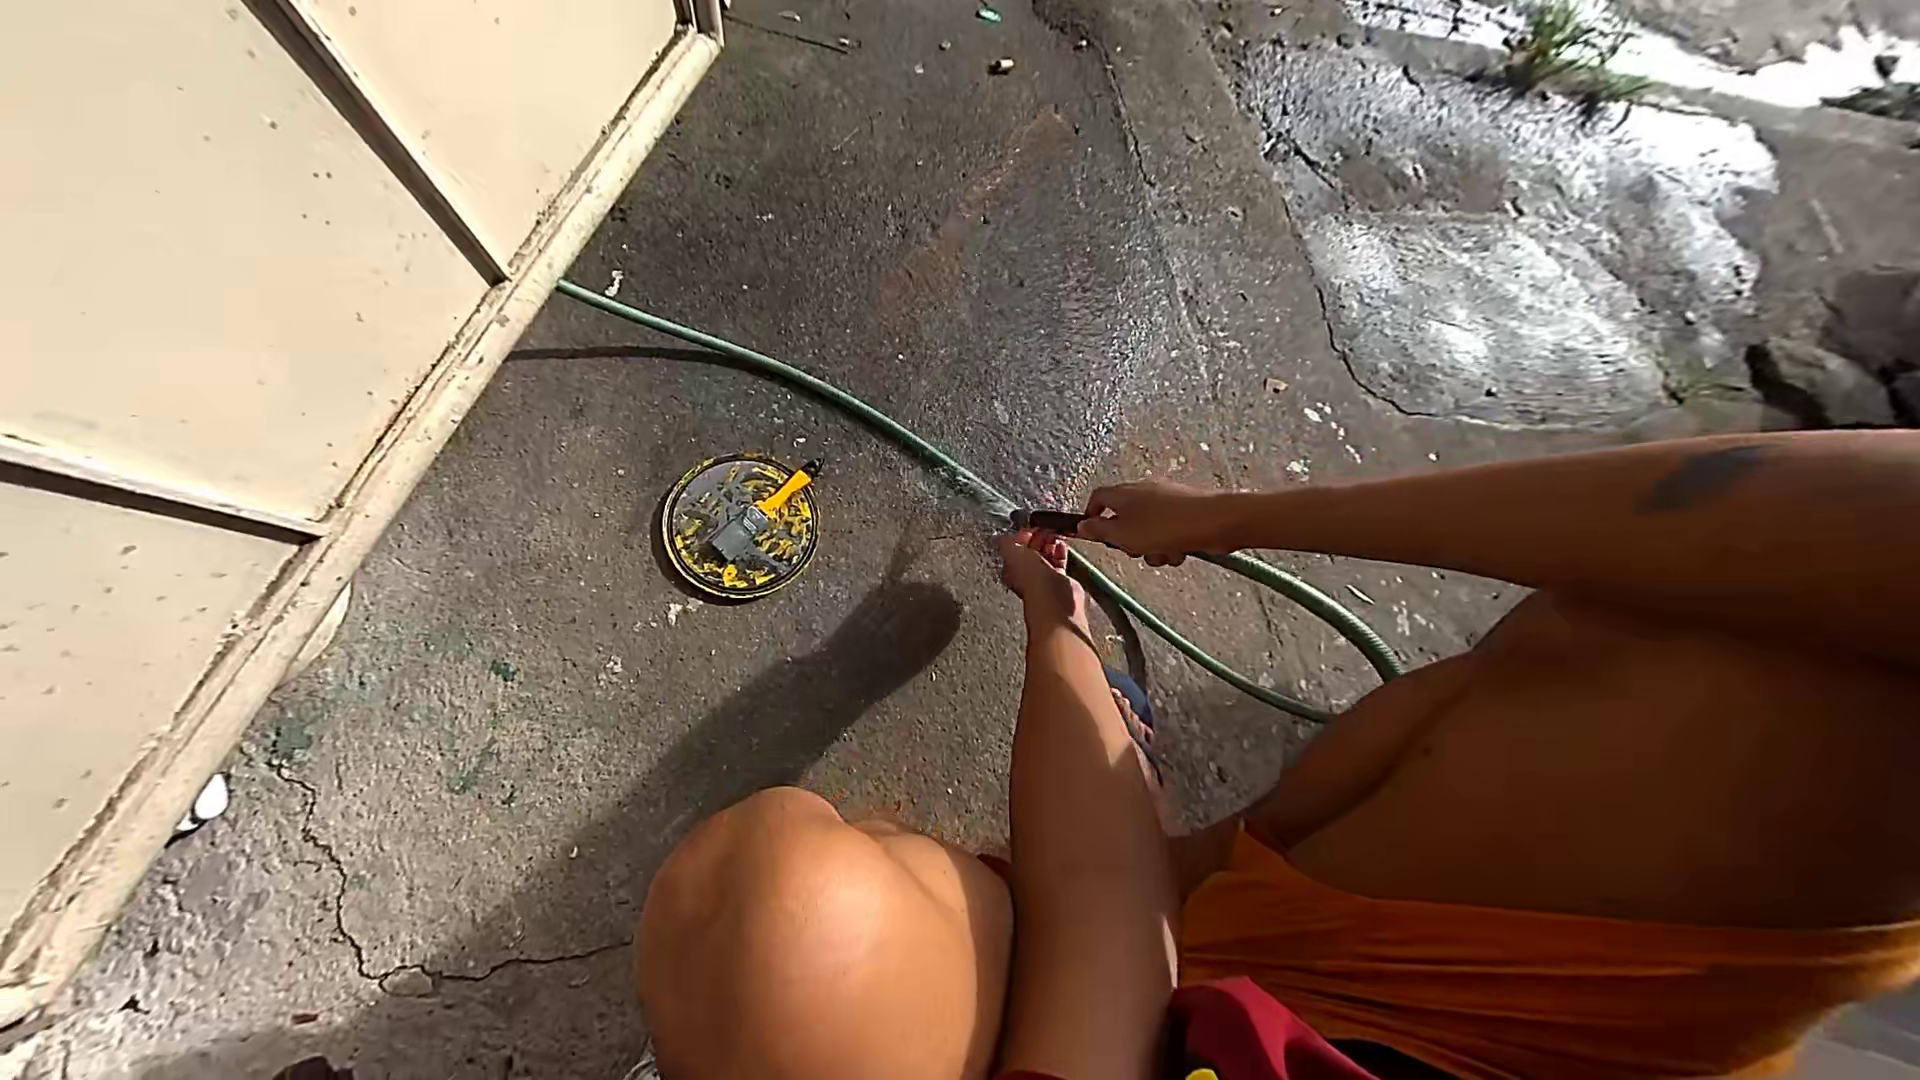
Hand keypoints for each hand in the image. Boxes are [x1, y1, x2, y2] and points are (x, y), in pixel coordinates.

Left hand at [999, 529, 1087, 629]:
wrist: (1054, 596)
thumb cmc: (1032, 580)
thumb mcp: (1013, 553)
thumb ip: (1006, 543)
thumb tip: (1002, 537)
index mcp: (1012, 568)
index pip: (1015, 547)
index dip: (1022, 535)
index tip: (1030, 525)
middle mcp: (1027, 573)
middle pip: (1031, 550)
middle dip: (1037, 537)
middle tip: (1043, 527)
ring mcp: (1043, 576)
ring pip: (1045, 554)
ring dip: (1049, 542)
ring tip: (1053, 533)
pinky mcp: (1059, 579)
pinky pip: (1059, 561)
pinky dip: (1060, 551)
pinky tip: (1061, 544)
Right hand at [1077, 479, 1240, 566]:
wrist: (1215, 521)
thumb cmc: (1166, 527)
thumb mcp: (1123, 535)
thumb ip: (1098, 531)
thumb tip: (1081, 526)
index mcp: (1124, 493)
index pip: (1098, 497)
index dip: (1091, 515)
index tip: (1092, 533)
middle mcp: (1143, 491)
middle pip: (1123, 517)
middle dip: (1128, 539)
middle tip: (1134, 549)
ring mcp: (1166, 500)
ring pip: (1147, 528)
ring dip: (1152, 547)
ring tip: (1163, 553)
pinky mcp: (1185, 511)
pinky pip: (1168, 530)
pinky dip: (1170, 544)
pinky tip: (1180, 551)